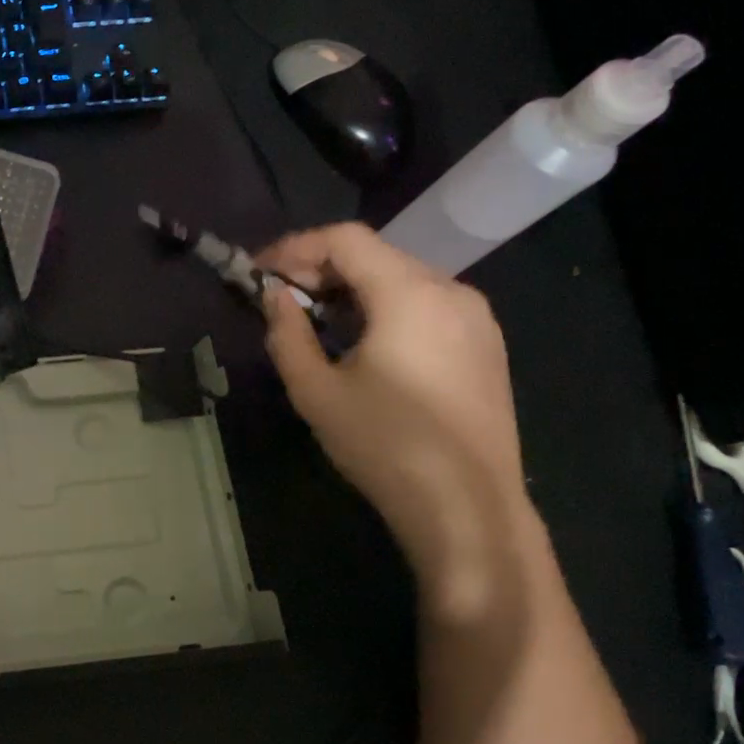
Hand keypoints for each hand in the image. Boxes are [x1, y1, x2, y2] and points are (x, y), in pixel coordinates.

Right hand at [257, 224, 529, 580]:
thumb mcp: (316, 392)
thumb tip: (275, 297)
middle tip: (279, 300)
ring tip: (316, 325)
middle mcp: (451, 291)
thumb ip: (288, 335)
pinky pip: (426, 305)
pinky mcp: (484, 344)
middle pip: (376, 255)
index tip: (258, 272)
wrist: (466, 503)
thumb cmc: (383, 445)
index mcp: (410, 294)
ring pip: (402, 279)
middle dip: (321, 269)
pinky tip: (363, 346)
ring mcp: (476, 317)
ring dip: (352, 290)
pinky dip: (385, 309)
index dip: (294, 247)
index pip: (346, 240)